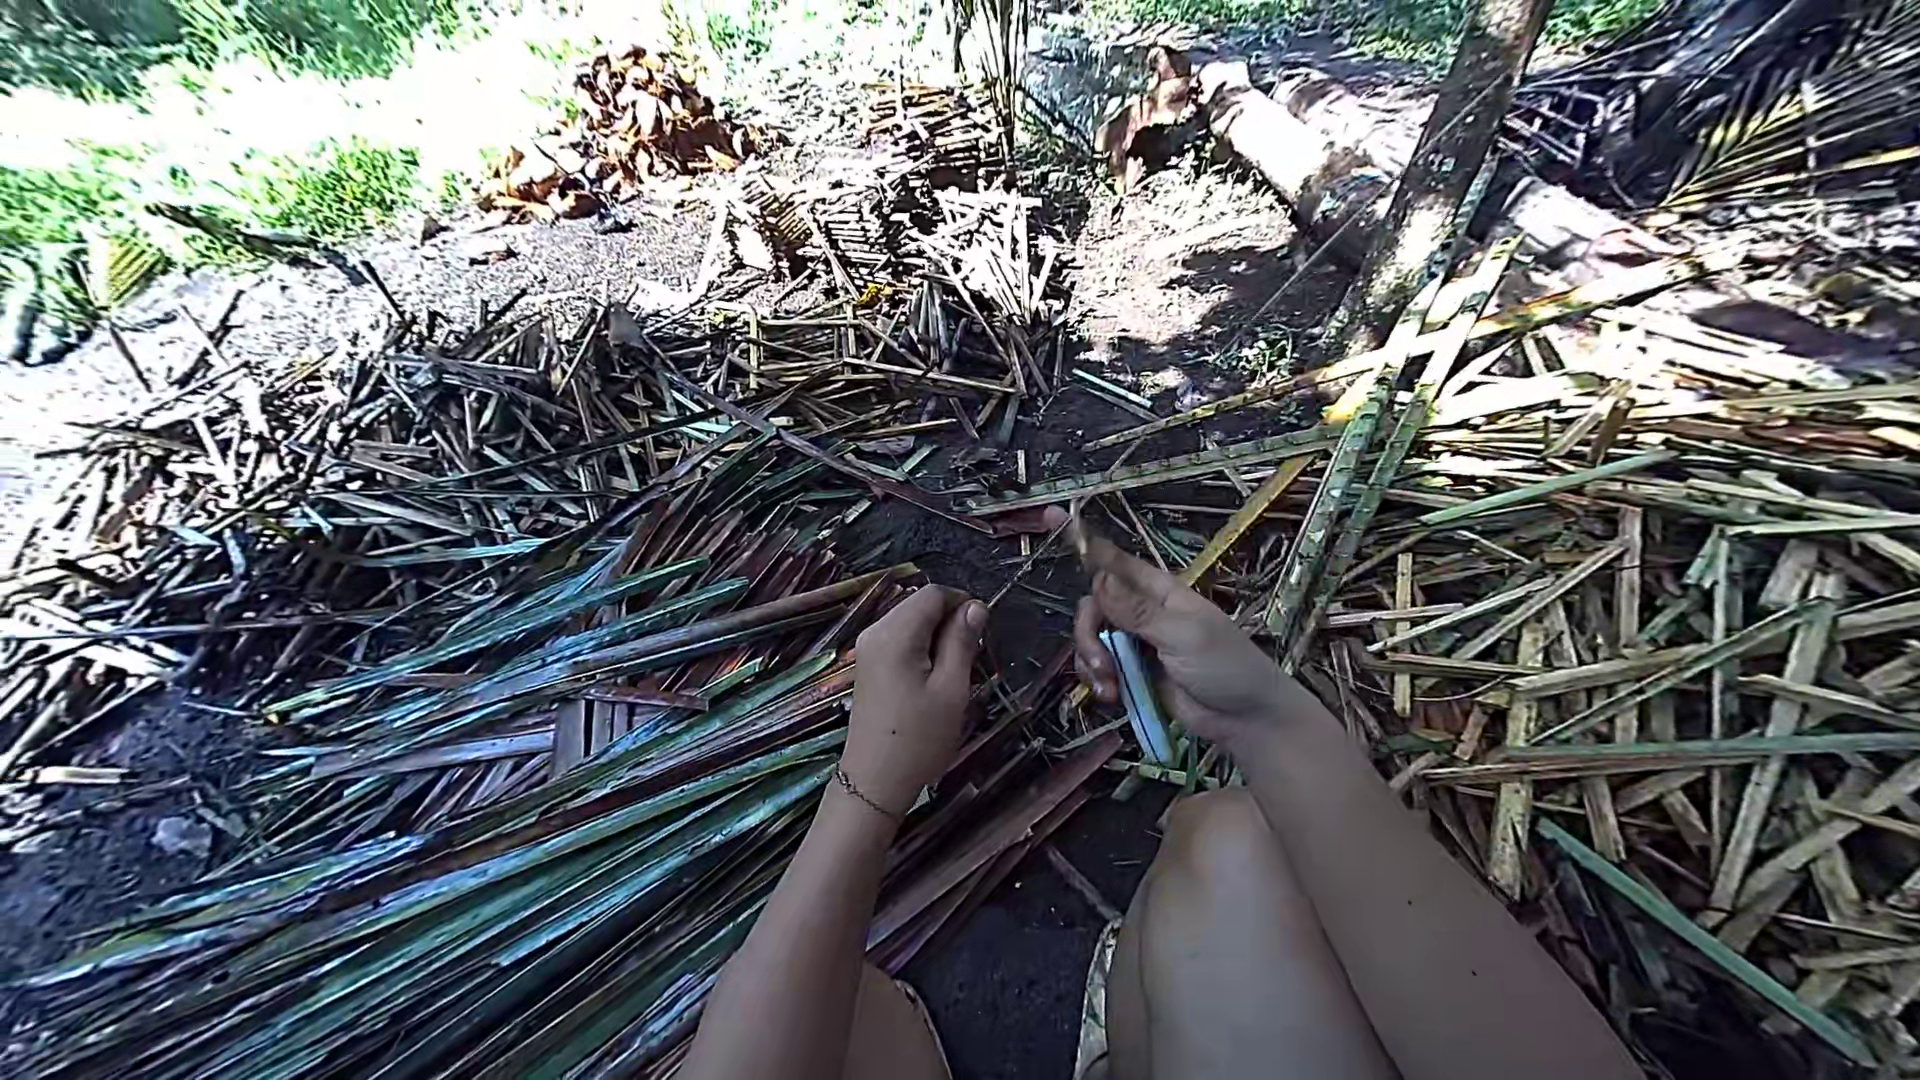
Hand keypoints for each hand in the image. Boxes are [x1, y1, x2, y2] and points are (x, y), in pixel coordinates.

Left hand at [844, 586, 986, 816]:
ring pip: (911, 620)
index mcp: (894, 633)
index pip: (932, 594)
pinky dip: (921, 646)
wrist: (875, 781)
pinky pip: (900, 638)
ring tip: (952, 670)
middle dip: (948, 620)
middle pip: (919, 604)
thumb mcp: (951, 688)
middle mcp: (875, 631)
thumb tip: (975, 606)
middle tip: (969, 656)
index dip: (961, 603)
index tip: (982, 632)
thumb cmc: (919, 737)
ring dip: (937, 635)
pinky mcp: (868, 664)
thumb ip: (962, 641)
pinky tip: (932, 676)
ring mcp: (868, 648)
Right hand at [1068, 519, 1294, 748]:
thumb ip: (1137, 611)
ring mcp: (1134, 643)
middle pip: (1092, 606)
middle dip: (1088, 634)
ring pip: (1090, 639)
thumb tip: (1097, 580)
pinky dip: (1097, 681)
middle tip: (1101, 662)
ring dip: (1092, 663)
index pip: (1114, 560)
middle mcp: (1141, 612)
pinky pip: (1097, 667)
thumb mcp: (1184, 634)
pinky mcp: (1130, 673)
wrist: (1246, 721)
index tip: (1049, 519)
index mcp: (1158, 591)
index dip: (1083, 542)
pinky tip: (1113, 697)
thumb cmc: (1226, 667)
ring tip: (1111, 687)